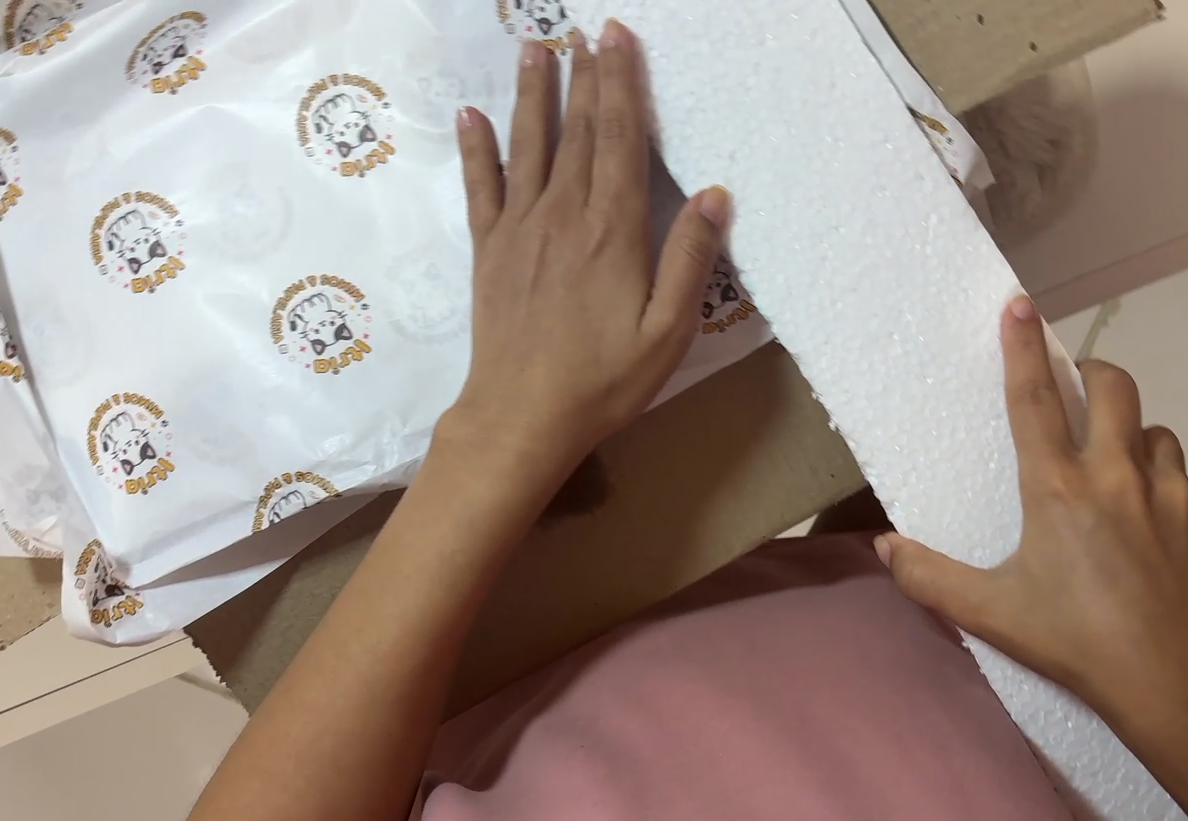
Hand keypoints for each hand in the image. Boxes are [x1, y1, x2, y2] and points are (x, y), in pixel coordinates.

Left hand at [442, 22, 728, 480]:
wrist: (523, 416)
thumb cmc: (603, 382)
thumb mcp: (667, 332)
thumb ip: (689, 261)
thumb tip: (715, 196)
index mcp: (611, 231)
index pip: (618, 140)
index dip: (620, 84)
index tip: (618, 36)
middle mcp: (562, 215)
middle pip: (576, 132)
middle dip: (584, 78)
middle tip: (587, 31)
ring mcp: (519, 230)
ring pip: (527, 146)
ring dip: (532, 95)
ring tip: (536, 49)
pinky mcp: (489, 253)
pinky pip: (480, 188)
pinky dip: (477, 149)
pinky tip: (472, 116)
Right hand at [875, 297, 1187, 757]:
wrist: (1173, 683)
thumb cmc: (1070, 641)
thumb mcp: (987, 612)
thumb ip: (927, 576)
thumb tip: (884, 545)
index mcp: (1058, 489)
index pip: (1033, 401)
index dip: (1021, 349)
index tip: (1019, 305)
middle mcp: (1118, 476)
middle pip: (1115, 388)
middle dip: (1094, 372)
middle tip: (1078, 390)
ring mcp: (1176, 494)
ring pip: (1157, 434)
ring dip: (1132, 438)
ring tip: (1115, 472)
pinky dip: (1166, 490)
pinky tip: (1155, 531)